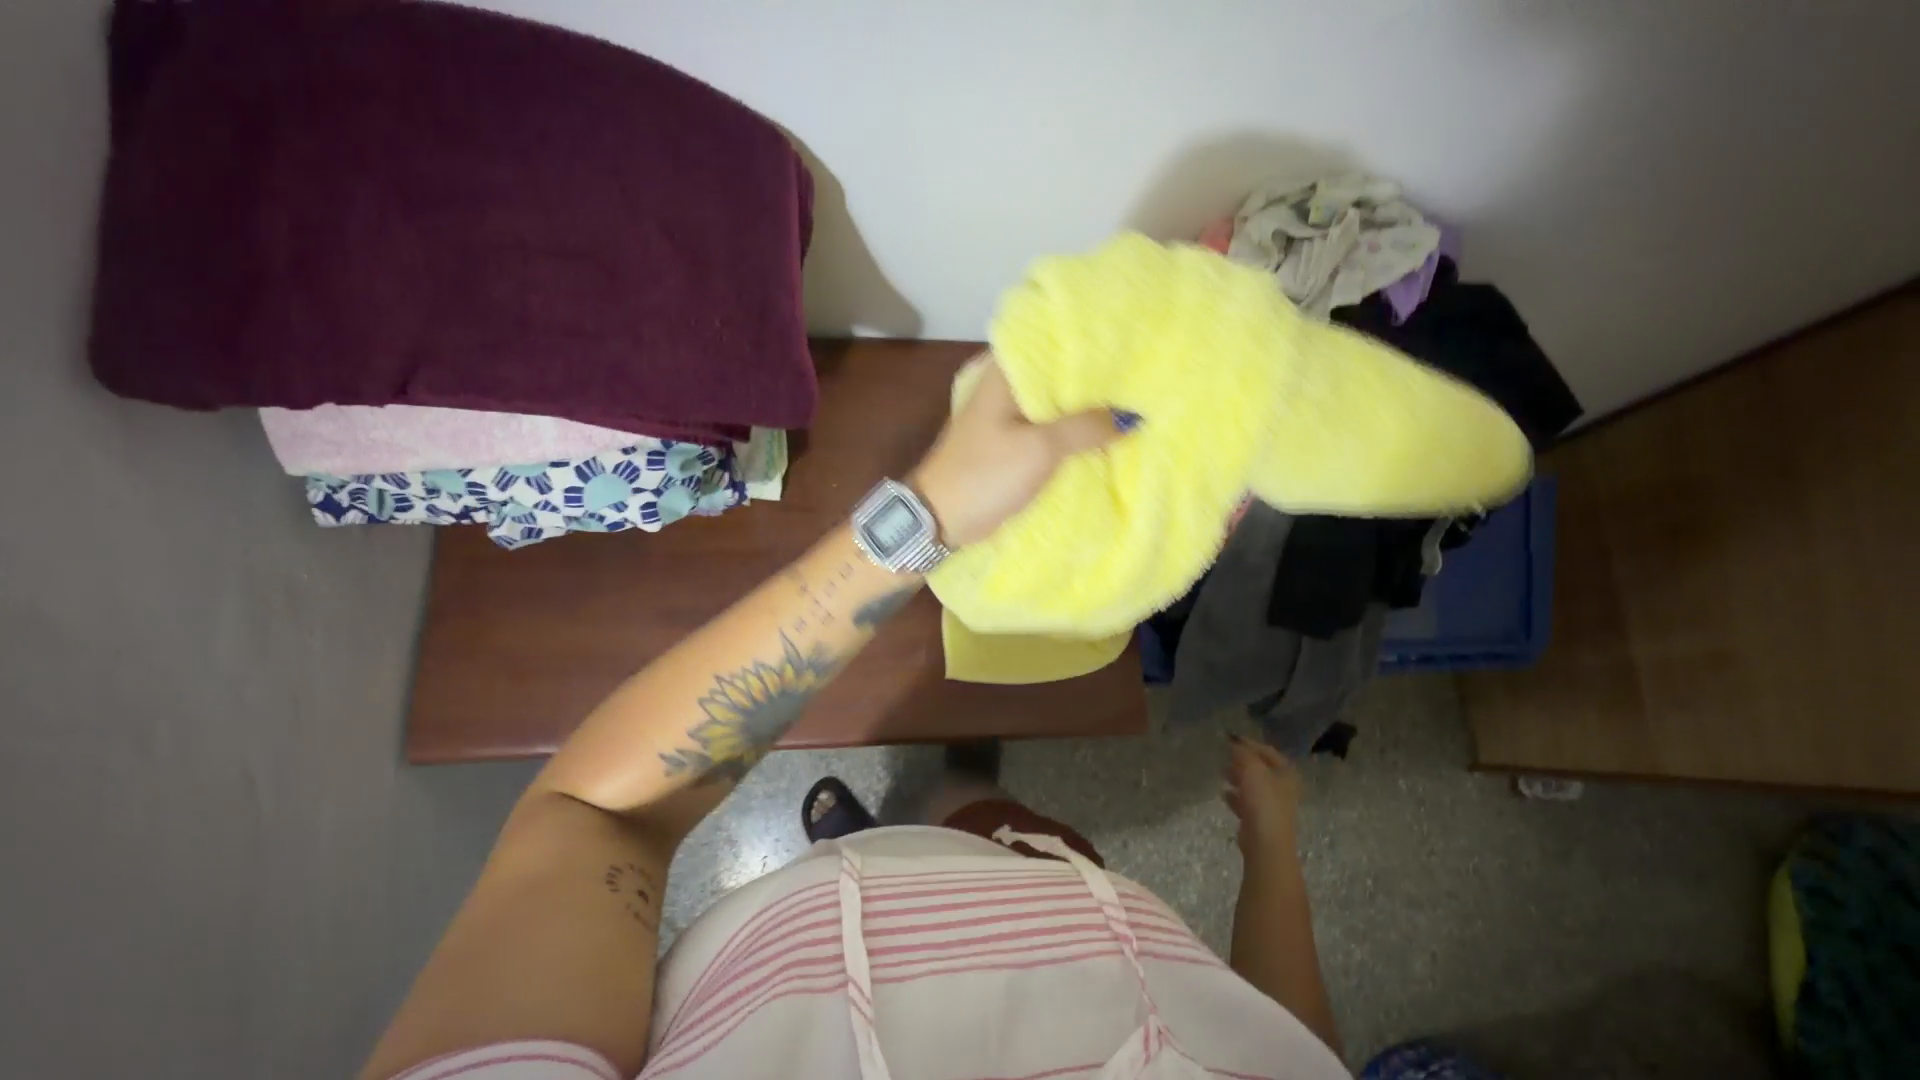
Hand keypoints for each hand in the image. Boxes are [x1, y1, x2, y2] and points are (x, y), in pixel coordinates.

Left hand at [909, 353, 1130, 549]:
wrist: (940, 519)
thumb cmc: (985, 474)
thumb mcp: (1040, 448)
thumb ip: (1086, 426)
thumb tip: (1132, 415)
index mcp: (1005, 371)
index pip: (1056, 342)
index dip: (1094, 344)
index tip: (1133, 347)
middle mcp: (1007, 384)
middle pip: (1061, 375)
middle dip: (1097, 380)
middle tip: (1144, 379)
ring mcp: (1009, 415)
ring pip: (1058, 404)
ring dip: (1088, 408)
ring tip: (1136, 401)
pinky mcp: (1012, 442)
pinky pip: (1052, 428)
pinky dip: (1075, 431)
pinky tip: (1107, 432)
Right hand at [1223, 735, 1301, 852]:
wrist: (1265, 841)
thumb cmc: (1263, 801)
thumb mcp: (1252, 769)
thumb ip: (1243, 753)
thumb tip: (1234, 742)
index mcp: (1287, 774)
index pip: (1268, 752)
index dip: (1250, 744)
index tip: (1230, 739)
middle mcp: (1283, 788)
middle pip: (1262, 769)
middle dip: (1243, 762)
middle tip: (1225, 756)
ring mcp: (1273, 806)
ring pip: (1254, 786)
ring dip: (1238, 778)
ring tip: (1222, 773)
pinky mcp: (1261, 820)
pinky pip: (1247, 803)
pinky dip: (1236, 797)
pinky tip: (1224, 794)